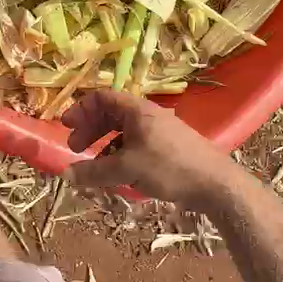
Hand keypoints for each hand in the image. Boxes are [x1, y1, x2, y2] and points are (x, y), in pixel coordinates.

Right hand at [61, 90, 246, 210]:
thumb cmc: (169, 167)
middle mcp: (147, 114)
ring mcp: (159, 130)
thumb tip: (66, 174)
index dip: (81, 109)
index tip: (66, 126)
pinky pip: (136, 143)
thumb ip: (94, 171)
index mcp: (136, 110)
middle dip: (90, 129)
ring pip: (123, 130)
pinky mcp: (168, 147)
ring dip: (104, 143)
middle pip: (111, 113)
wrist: (216, 184)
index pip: (101, 97)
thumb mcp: (126, 169)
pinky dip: (121, 153)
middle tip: (75, 147)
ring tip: (95, 163)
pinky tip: (119, 172)